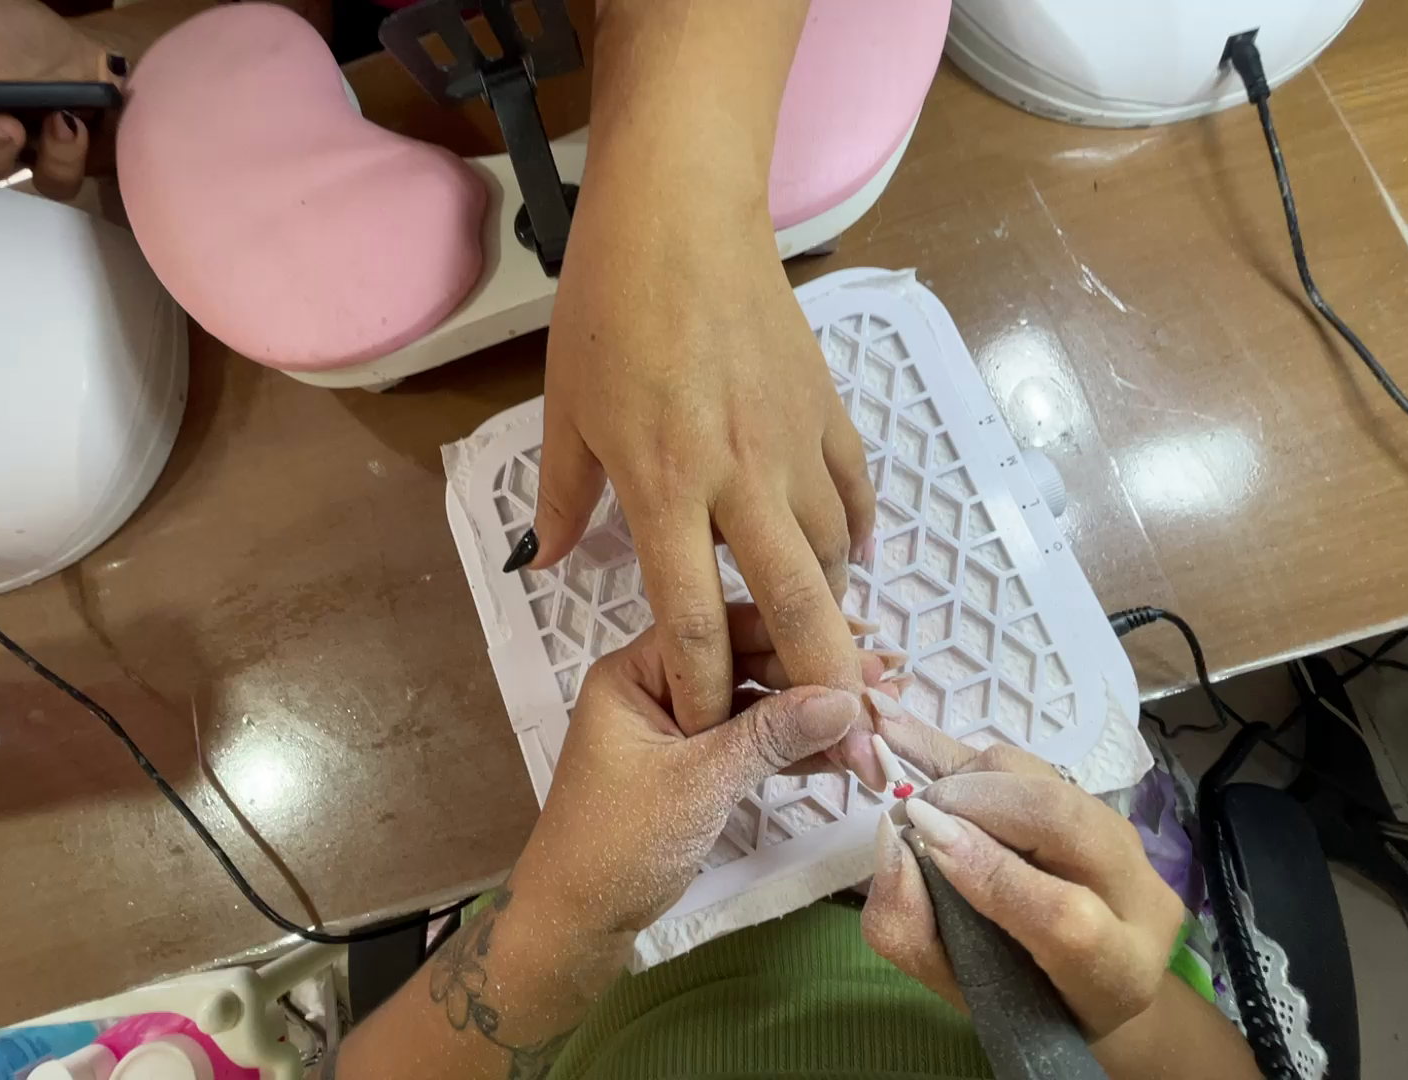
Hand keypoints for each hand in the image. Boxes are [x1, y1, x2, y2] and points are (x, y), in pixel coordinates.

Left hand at [508, 604, 895, 941]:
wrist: (578, 924)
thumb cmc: (620, 843)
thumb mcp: (699, 782)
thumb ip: (770, 736)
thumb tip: (846, 699)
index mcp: (636, 671)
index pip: (719, 629)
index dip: (787, 632)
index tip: (851, 645)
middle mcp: (657, 686)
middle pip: (743, 665)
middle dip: (809, 681)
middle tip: (879, 687)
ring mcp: (677, 725)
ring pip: (752, 706)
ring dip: (808, 718)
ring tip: (874, 720)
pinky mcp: (692, 761)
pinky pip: (747, 741)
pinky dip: (789, 750)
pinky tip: (840, 753)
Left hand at [531, 212, 878, 762]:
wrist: (682, 214)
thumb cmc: (607, 310)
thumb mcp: (564, 410)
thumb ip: (561, 498)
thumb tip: (548, 562)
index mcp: (662, 486)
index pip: (688, 617)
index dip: (705, 690)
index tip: (715, 733)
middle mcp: (738, 479)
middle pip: (793, 602)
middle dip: (819, 681)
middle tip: (839, 735)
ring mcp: (795, 444)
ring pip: (834, 552)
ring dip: (831, 604)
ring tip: (822, 632)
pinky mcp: (831, 411)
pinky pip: (859, 494)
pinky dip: (858, 536)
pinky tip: (850, 555)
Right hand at [861, 715, 1186, 1041]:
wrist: (1079, 973)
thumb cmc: (1011, 992)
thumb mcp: (951, 984)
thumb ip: (908, 927)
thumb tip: (890, 840)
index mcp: (1114, 971)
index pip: (1064, 916)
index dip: (989, 869)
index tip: (921, 833)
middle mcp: (1135, 897)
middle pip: (1064, 820)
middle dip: (976, 802)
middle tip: (916, 812)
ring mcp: (1121, 839)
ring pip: (1043, 778)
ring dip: (971, 777)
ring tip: (927, 800)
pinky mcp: (1089, 796)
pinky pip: (1025, 760)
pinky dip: (960, 747)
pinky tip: (900, 724)